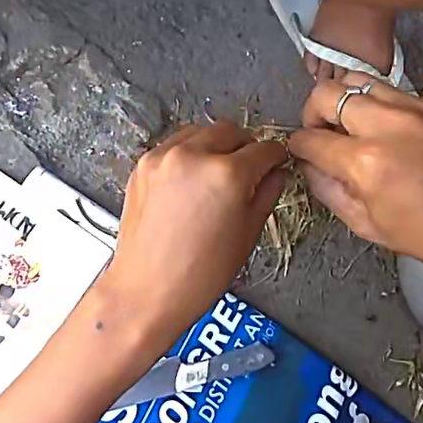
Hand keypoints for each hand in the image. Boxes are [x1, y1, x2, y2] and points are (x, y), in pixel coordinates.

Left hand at [97, 123, 287, 345]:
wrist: (147, 291)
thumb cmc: (199, 274)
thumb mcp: (248, 234)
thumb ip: (266, 194)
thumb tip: (276, 175)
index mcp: (227, 175)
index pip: (264, 149)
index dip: (277, 157)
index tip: (277, 163)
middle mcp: (194, 156)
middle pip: (232, 131)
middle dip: (246, 147)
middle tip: (252, 169)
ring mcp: (164, 158)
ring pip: (201, 132)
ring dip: (217, 145)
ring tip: (220, 173)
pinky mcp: (144, 165)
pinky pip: (175, 145)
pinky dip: (190, 154)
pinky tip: (194, 180)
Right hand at [286, 74, 422, 284]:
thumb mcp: (372, 228)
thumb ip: (331, 193)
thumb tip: (313, 169)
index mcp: (366, 163)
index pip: (310, 139)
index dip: (297, 148)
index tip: (300, 153)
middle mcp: (386, 124)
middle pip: (326, 94)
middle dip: (312, 114)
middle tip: (321, 136)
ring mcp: (412, 109)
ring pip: (357, 81)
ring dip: (343, 101)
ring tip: (349, 128)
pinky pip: (389, 90)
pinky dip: (374, 103)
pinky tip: (381, 131)